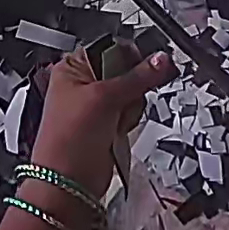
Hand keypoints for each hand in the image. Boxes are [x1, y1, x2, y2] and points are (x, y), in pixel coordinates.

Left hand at [30, 46, 176, 195]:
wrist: (69, 182)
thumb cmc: (68, 139)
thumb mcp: (105, 98)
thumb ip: (137, 77)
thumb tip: (161, 60)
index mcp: (73, 67)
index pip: (110, 47)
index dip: (130, 56)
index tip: (145, 66)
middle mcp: (84, 83)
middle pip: (126, 71)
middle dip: (130, 87)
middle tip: (120, 100)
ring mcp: (96, 105)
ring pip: (132, 93)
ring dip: (130, 107)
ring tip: (115, 118)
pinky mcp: (107, 124)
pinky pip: (130, 113)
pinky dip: (129, 121)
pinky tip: (117, 129)